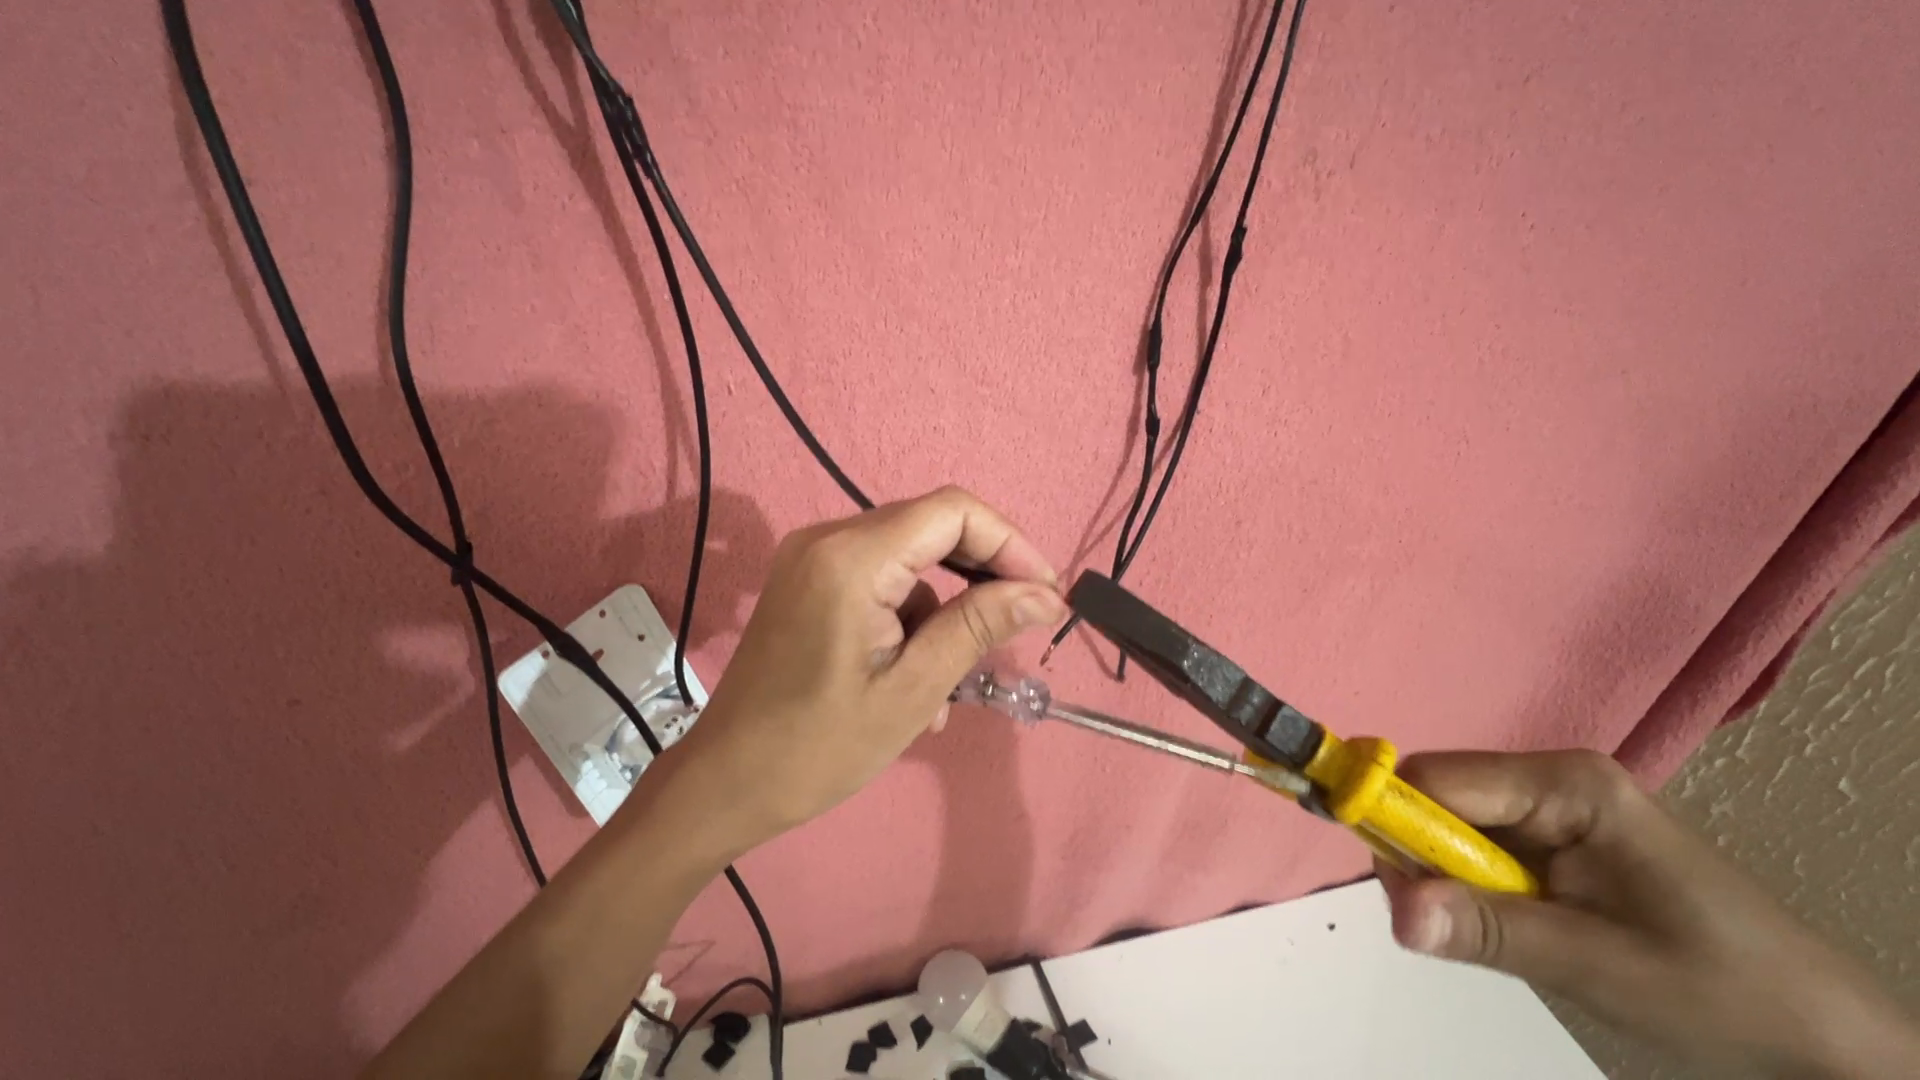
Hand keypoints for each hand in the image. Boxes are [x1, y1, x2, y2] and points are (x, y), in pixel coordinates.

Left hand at [658, 486, 1064, 843]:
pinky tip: (915, 679)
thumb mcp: (913, 688)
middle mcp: (828, 538)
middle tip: (1017, 628)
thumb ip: (979, 626)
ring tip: (954, 682)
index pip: (954, 512)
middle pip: (932, 527)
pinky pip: (880, 580)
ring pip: (910, 558)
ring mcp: (812, 559)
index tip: (1043, 594)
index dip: (1010, 543)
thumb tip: (1044, 595)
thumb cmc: (821, 746)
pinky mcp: (808, 583)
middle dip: (983, 575)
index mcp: (852, 557)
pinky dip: (911, 618)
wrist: (727, 782)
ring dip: (946, 609)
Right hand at [1377, 750, 1919, 1078]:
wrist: (1818, 1038)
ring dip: (1444, 882)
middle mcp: (1548, 784)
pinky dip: (1465, 892)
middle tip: (1438, 921)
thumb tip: (1396, 909)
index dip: (1387, 812)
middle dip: (1420, 857)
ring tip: (1495, 935)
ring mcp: (1549, 814)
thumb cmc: (1722, 989)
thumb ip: (1492, 932)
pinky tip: (1505, 927)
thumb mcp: (1601, 968)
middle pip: (1433, 798)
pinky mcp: (1549, 848)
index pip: (1438, 778)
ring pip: (1446, 830)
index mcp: (1566, 785)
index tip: (1362, 863)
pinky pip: (1472, 855)